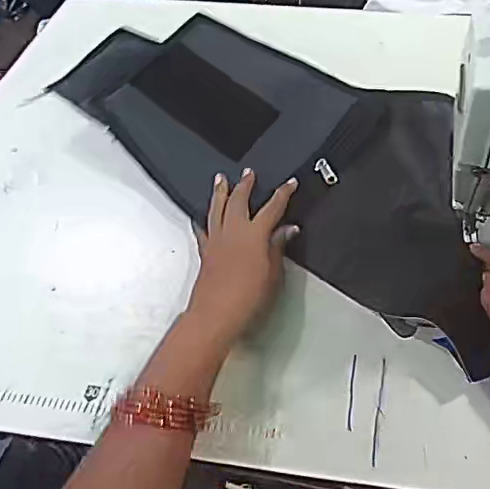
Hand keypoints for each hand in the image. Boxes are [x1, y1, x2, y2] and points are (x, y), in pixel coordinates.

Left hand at [184, 170, 297, 345]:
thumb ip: (278, 247)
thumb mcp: (273, 273)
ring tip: (220, 180)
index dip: (282, 194)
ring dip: (220, 192)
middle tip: (249, 174)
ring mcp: (216, 240)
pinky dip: (203, 220)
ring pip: (217, 208)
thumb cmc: (246, 297)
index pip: (272, 207)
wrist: (216, 314)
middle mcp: (233, 232)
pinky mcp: (206, 252)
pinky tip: (200, 216)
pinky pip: (203, 229)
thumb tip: (287, 230)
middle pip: (239, 200)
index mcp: (254, 234)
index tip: (289, 183)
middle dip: (245, 184)